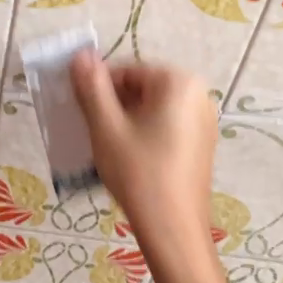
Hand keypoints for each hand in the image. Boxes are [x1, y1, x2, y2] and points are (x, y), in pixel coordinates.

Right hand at [70, 51, 217, 252]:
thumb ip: (91, 88)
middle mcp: (198, 94)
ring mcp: (203, 120)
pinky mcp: (201, 143)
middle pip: (140, 88)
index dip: (97, 90)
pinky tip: (127, 159)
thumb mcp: (105, 128)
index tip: (78, 113)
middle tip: (91, 132)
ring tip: (107, 148)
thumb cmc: (137, 173)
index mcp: (178, 82)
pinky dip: (141, 134)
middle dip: (111, 105)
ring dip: (123, 121)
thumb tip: (79, 55)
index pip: (124, 70)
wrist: (172, 227)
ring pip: (150, 108)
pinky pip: (164, 126)